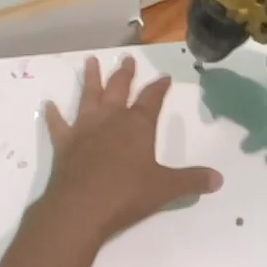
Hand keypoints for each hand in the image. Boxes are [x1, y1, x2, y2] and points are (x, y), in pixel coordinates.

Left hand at [38, 56, 220, 242]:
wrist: (81, 208)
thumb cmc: (127, 195)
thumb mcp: (166, 189)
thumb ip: (191, 181)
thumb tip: (219, 180)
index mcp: (137, 126)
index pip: (152, 100)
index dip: (159, 87)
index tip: (164, 76)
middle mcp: (111, 119)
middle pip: (119, 89)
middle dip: (125, 73)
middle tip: (127, 58)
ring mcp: (85, 128)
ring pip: (88, 96)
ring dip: (90, 79)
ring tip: (90, 61)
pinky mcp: (64, 143)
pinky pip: (57, 124)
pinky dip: (52, 114)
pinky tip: (48, 104)